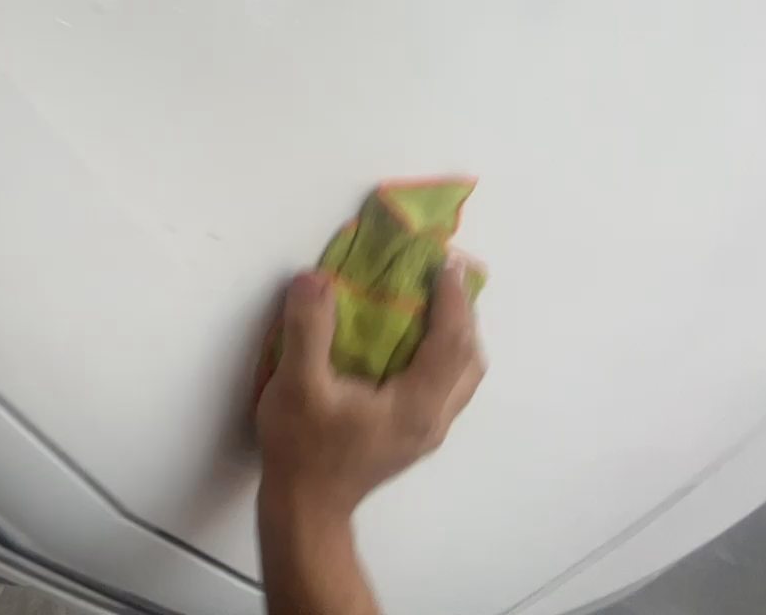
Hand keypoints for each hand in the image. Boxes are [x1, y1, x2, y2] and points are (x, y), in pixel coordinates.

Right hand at [255, 262, 485, 525]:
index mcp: (416, 404)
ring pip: (459, 376)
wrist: (305, 502)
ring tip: (429, 303)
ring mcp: (424, 429)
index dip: (452, 302)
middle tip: (442, 278)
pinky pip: (439, 384)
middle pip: (468, 361)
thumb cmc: (303, 443)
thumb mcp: (297, 382)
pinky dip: (436, 353)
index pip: (450, 345)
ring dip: (453, 336)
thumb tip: (315, 278)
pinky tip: (406, 343)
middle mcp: (433, 417)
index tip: (447, 263)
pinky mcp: (408, 432)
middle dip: (461, 316)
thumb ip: (309, 329)